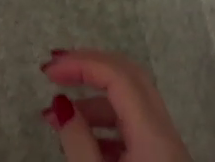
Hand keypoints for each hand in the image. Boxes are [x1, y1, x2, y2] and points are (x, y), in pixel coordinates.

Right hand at [41, 49, 191, 161]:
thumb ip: (78, 142)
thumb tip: (60, 104)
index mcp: (154, 132)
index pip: (117, 74)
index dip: (80, 62)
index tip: (48, 70)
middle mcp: (166, 130)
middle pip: (129, 75)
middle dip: (88, 65)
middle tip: (54, 68)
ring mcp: (167, 144)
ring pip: (130, 101)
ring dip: (92, 98)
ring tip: (57, 115)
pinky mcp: (163, 157)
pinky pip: (134, 125)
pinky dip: (104, 121)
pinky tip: (81, 136)